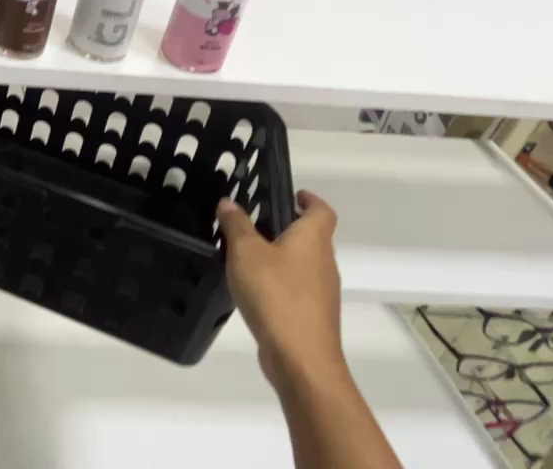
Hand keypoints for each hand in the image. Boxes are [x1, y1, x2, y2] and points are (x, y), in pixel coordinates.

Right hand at [217, 190, 345, 391]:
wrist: (301, 359)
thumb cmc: (275, 294)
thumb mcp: (245, 252)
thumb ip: (236, 224)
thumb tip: (230, 202)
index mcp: (312, 240)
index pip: (322, 210)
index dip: (309, 199)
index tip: (291, 193)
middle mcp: (323, 262)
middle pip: (312, 236)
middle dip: (287, 226)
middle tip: (254, 220)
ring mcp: (321, 292)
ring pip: (303, 263)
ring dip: (281, 254)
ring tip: (246, 253)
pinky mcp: (313, 316)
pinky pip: (297, 287)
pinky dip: (280, 280)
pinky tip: (254, 287)